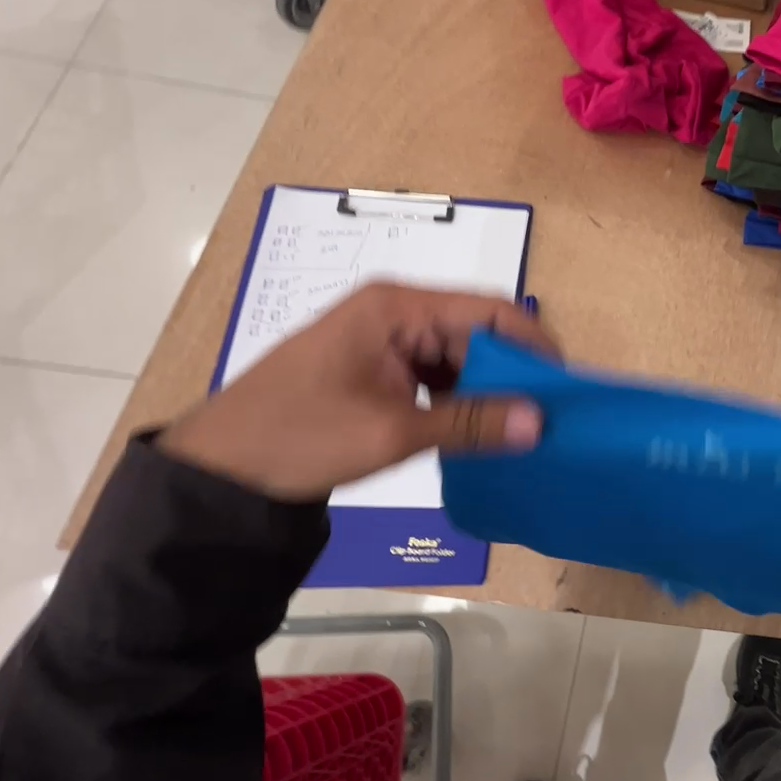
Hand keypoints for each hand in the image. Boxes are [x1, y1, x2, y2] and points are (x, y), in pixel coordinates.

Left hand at [158, 283, 557, 502]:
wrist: (216, 473)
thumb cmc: (299, 435)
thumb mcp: (392, 431)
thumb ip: (472, 422)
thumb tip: (541, 422)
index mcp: (397, 307)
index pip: (488, 310)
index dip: (532, 343)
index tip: (563, 383)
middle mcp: (397, 312)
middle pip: (476, 331)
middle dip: (512, 371)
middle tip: (546, 412)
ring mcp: (386, 339)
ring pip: (460, 356)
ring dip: (487, 388)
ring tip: (519, 424)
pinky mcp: (380, 367)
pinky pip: (437, 374)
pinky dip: (461, 398)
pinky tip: (479, 426)